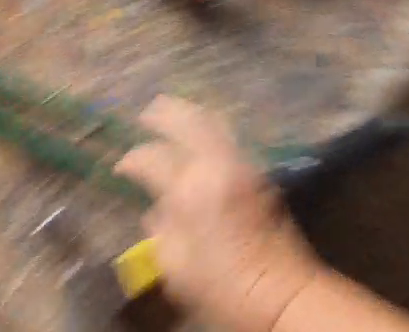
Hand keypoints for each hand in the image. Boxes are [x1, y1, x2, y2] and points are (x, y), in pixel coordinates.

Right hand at [114, 97, 324, 331]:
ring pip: (211, 121)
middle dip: (162, 114)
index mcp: (189, 189)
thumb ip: (162, 232)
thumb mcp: (179, 270)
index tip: (121, 168)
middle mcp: (214, 166)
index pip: (151, 158)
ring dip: (187, 113)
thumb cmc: (227, 287)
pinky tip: (199, 134)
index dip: (131, 161)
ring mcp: (240, 165)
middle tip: (145, 115)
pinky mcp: (258, 173)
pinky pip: (227, 135)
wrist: (287, 295)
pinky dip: (208, 125)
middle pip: (185, 121)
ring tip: (171, 113)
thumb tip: (156, 212)